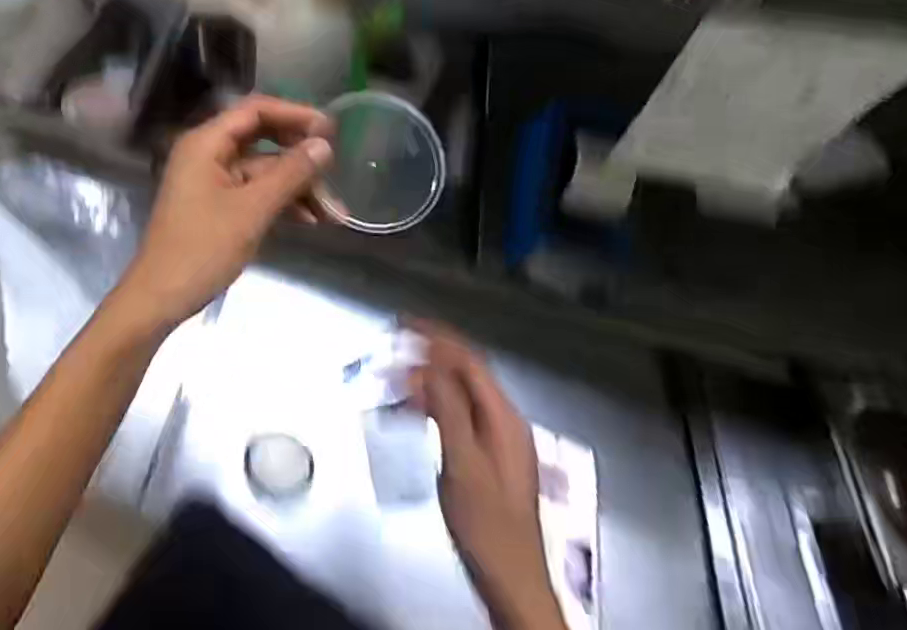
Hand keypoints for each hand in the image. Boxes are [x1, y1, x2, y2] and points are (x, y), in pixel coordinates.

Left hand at [109, 96, 332, 332]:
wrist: (159, 299)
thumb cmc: (202, 249)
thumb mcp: (252, 210)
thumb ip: (290, 173)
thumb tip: (324, 145)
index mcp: (205, 143)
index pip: (255, 110)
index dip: (294, 115)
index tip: (330, 130)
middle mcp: (207, 154)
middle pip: (262, 139)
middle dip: (300, 157)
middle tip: (335, 169)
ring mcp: (211, 180)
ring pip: (263, 170)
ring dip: (297, 187)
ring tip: (335, 213)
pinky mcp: (216, 205)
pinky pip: (254, 192)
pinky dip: (281, 202)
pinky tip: (312, 220)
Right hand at [410, 322, 564, 629]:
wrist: (511, 580)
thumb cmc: (488, 527)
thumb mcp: (462, 465)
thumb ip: (448, 411)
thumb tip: (428, 368)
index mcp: (504, 419)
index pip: (469, 361)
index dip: (437, 338)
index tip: (405, 325)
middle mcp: (505, 421)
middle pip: (466, 372)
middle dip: (430, 354)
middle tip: (395, 345)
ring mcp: (499, 439)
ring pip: (461, 392)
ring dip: (428, 380)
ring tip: (396, 379)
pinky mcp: (488, 455)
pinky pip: (459, 412)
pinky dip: (434, 403)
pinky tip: (414, 410)